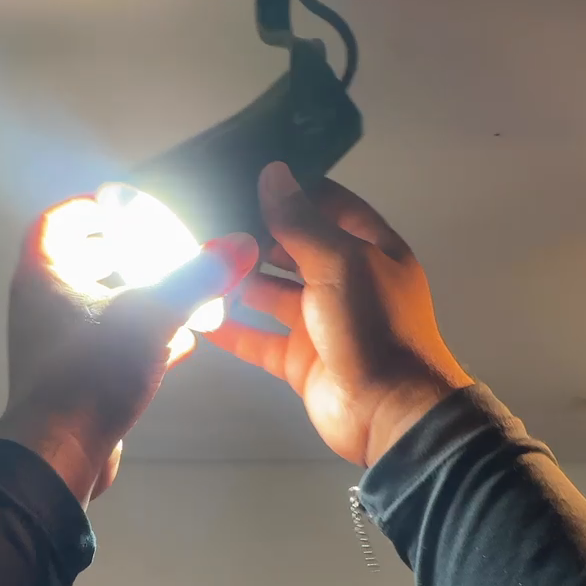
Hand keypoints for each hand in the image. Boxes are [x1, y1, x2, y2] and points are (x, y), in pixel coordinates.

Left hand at [0, 197, 257, 503]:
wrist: (61, 454)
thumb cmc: (93, 372)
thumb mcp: (151, 317)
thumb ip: (196, 279)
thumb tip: (242, 244)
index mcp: (43, 276)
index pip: (57, 222)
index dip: (90, 209)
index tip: (127, 208)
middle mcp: (42, 306)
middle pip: (80, 263)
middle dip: (121, 254)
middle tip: (159, 248)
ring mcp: (56, 347)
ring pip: (98, 308)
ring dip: (135, 298)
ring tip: (178, 291)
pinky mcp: (75, 381)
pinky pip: (109, 346)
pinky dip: (141, 338)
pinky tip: (182, 342)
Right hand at [206, 163, 471, 466]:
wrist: (386, 412)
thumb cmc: (373, 327)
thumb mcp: (339, 263)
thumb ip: (301, 222)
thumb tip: (272, 173)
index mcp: (368, 250)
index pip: (329, 205)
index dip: (294, 189)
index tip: (248, 175)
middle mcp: (345, 282)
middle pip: (296, 248)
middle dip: (258, 234)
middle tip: (211, 216)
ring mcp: (320, 323)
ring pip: (273, 293)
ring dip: (241, 280)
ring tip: (199, 259)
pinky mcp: (299, 360)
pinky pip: (259, 339)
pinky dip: (232, 330)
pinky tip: (199, 316)